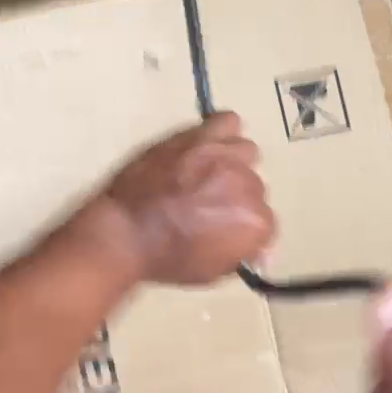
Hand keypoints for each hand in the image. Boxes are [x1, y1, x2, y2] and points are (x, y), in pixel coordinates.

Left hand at [95, 112, 274, 285]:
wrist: (125, 231)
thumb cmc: (168, 258)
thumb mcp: (214, 271)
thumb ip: (241, 253)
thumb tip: (260, 249)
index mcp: (255, 222)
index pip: (266, 223)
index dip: (246, 230)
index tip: (230, 233)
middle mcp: (246, 185)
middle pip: (255, 187)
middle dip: (237, 198)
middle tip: (212, 205)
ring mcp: (222, 156)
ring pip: (246, 152)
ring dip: (233, 164)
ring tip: (210, 174)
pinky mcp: (198, 136)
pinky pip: (227, 121)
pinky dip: (223, 131)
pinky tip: (210, 144)